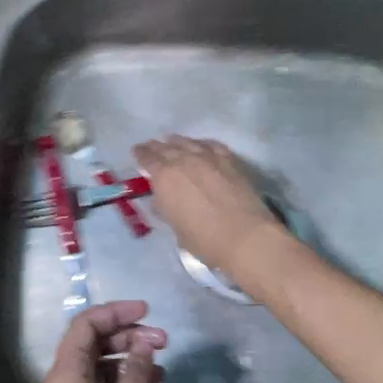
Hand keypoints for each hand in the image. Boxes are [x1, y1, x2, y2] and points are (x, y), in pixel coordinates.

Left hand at [19, 300, 166, 382]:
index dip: (115, 312)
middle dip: (126, 336)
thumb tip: (142, 342)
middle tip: (163, 341)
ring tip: (160, 367)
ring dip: (125, 360)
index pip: (85, 325)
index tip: (148, 310)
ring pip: (94, 368)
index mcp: (65, 376)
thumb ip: (136, 375)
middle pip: (90, 344)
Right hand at [132, 136, 284, 279]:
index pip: (148, 159)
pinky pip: (211, 145)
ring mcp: (208, 157)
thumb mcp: (177, 229)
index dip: (141, 154)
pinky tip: (201, 145)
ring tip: (172, 141)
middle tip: (151, 146)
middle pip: (166, 148)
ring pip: (188, 143)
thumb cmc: (205, 240)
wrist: (245, 236)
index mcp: (165, 177)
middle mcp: (184, 161)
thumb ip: (167, 209)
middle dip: (156, 147)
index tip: (137, 152)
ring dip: (177, 142)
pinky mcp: (229, 160)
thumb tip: (162, 200)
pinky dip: (201, 144)